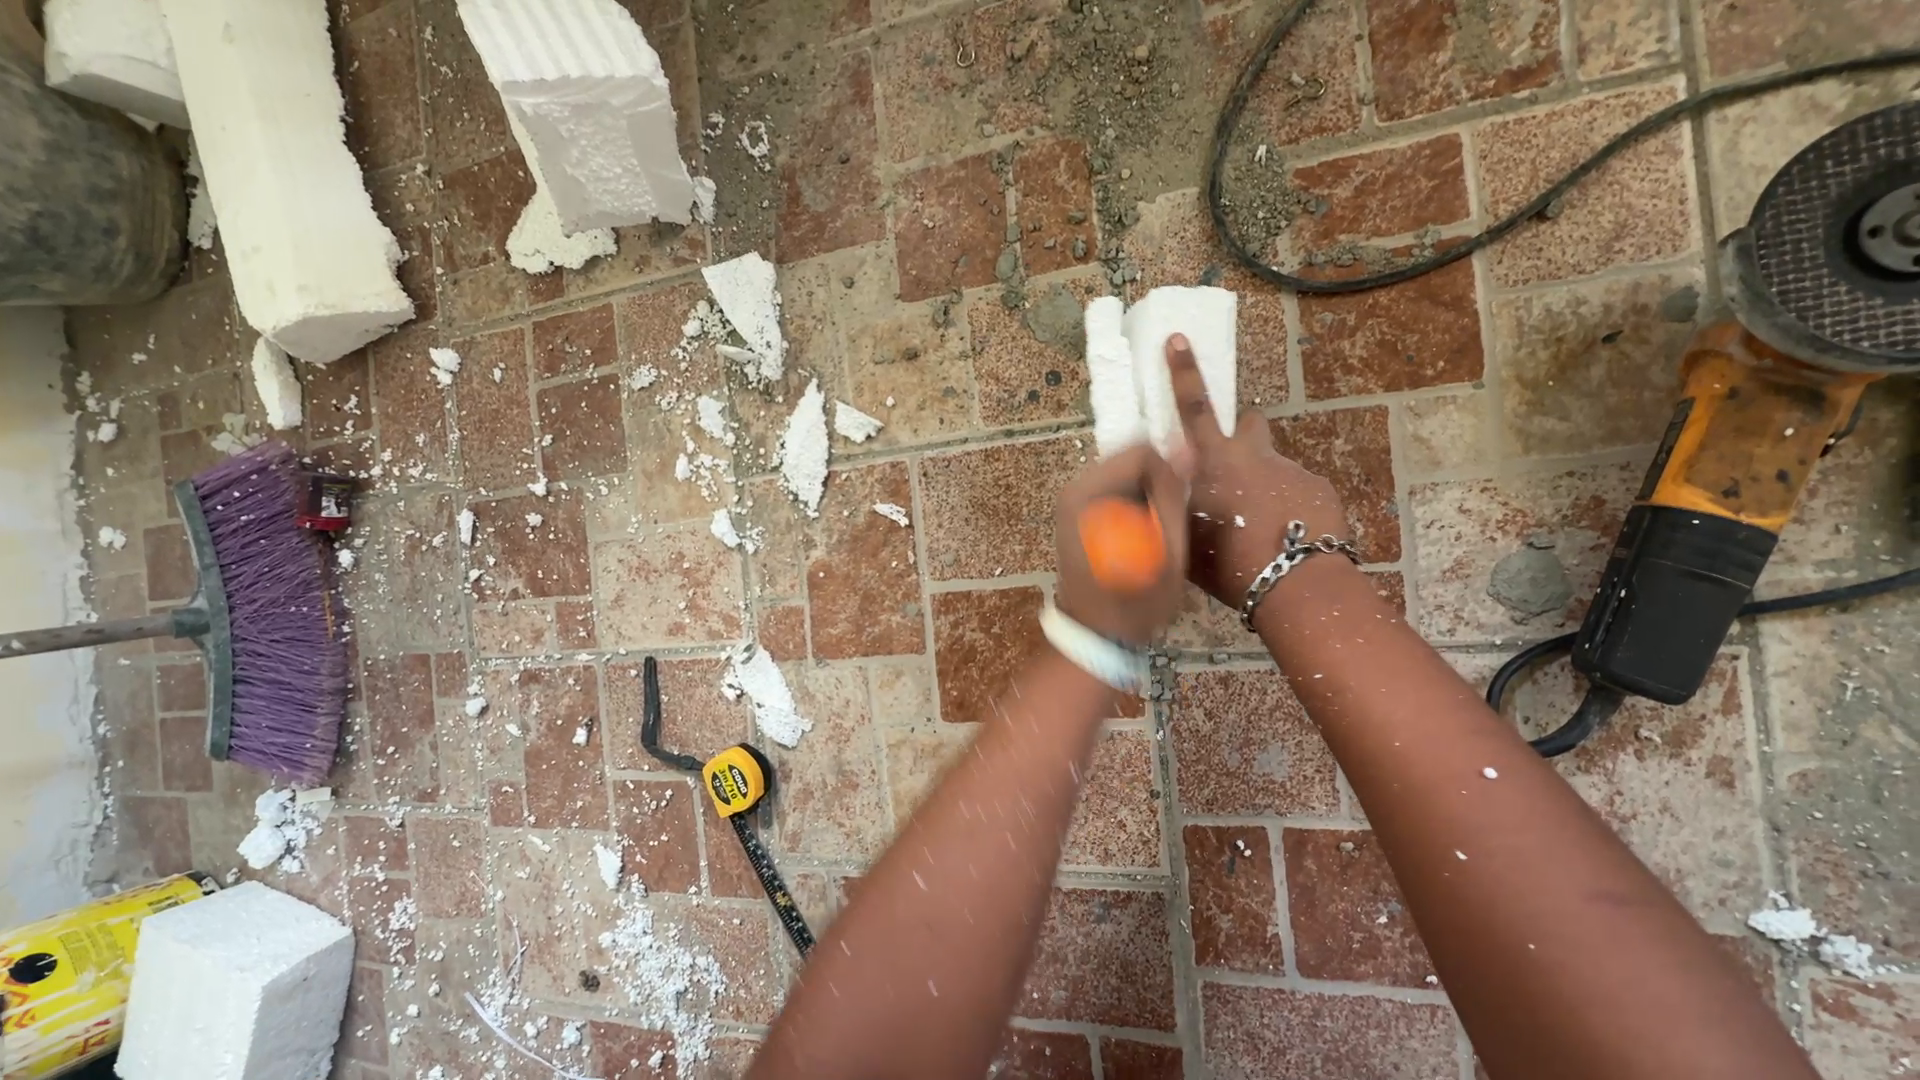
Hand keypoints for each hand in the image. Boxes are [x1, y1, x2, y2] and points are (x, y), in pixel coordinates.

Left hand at [1053, 443, 1190, 645]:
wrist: (1096, 637)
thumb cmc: (1136, 601)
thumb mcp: (1168, 550)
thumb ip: (1172, 496)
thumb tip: (1184, 454)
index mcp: (1089, 494)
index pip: (1141, 451)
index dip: (1172, 467)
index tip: (1187, 495)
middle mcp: (1074, 489)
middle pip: (1130, 459)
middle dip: (1158, 480)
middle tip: (1176, 514)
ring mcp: (1071, 501)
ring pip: (1124, 475)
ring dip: (1148, 493)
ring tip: (1162, 526)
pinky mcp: (1075, 513)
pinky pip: (1114, 492)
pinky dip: (1135, 504)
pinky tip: (1147, 532)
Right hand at [1164, 334, 1349, 606]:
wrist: (1298, 586)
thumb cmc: (1230, 565)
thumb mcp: (1188, 539)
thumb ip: (1180, 509)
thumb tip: (1172, 497)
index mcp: (1217, 464)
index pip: (1195, 409)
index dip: (1184, 374)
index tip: (1179, 340)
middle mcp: (1257, 457)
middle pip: (1250, 426)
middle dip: (1243, 436)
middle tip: (1238, 470)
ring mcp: (1294, 471)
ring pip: (1274, 469)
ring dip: (1267, 489)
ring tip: (1265, 533)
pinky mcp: (1322, 490)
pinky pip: (1300, 493)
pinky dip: (1292, 510)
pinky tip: (1289, 542)